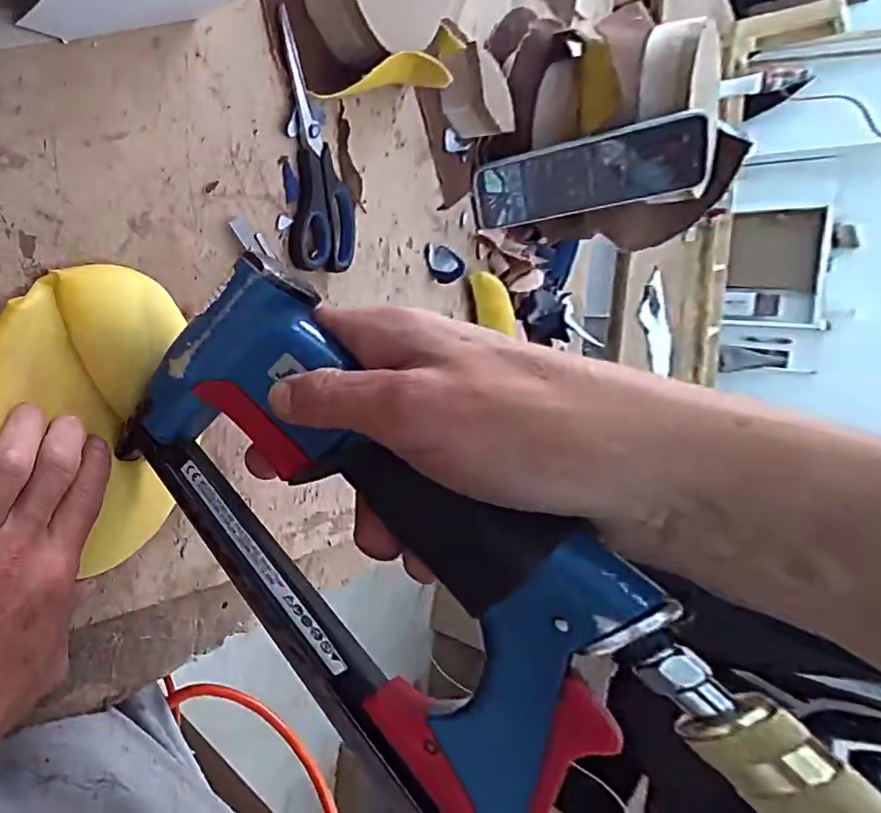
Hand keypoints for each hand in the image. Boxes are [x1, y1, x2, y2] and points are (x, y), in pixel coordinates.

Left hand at [0, 405, 111, 752]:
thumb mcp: (50, 656)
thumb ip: (67, 612)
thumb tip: (79, 581)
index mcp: (54, 570)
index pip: (86, 495)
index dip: (93, 460)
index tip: (91, 443)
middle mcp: (20, 543)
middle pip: (54, 466)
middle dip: (64, 432)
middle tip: (60, 421)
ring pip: (6, 459)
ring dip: (19, 426)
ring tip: (22, 414)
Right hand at [246, 305, 704, 570]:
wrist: (640, 474)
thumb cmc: (521, 423)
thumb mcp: (410, 408)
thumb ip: (335, 399)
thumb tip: (276, 392)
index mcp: (390, 336)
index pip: (308, 334)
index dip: (269, 363)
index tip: (240, 404)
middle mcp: (409, 369)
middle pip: (332, 399)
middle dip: (315, 448)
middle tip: (287, 479)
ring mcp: (439, 415)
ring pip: (371, 453)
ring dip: (367, 498)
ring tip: (386, 537)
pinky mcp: (466, 459)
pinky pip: (412, 484)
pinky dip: (408, 516)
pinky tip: (422, 545)